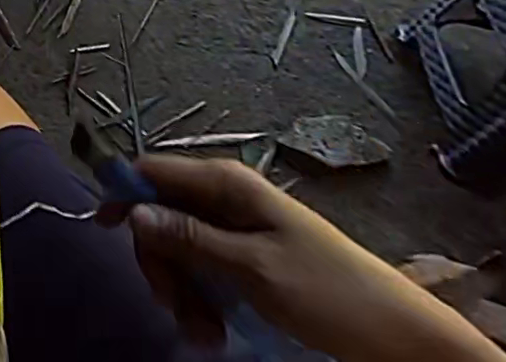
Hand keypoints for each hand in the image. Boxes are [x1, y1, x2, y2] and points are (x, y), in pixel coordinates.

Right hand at [119, 157, 505, 361]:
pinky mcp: (246, 252)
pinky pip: (204, 264)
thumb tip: (133, 210)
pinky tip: (212, 329)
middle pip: (163, 212)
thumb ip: (190, 238)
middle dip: (160, 260)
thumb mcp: (253, 270)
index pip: (154, 169)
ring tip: (202, 332)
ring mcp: (236, 223)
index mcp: (226, 182)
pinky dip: (201, 295)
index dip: (124, 191)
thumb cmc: (328, 294)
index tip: (102, 226)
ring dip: (181, 286)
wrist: (403, 336)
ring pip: (180, 243)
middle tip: (171, 307)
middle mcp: (225, 194)